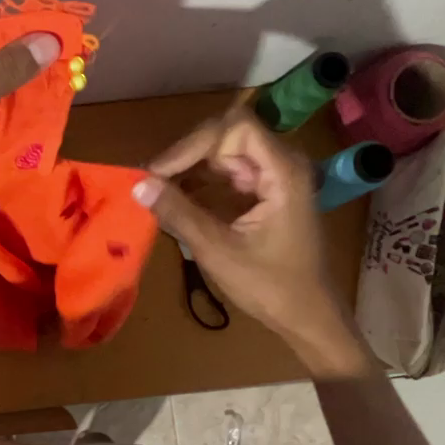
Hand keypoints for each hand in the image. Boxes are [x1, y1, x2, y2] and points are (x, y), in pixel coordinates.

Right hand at [133, 108, 374, 375]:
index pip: (234, 129)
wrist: (306, 315)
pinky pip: (228, 177)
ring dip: (189, 171)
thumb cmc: (269, 286)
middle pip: (226, 138)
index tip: (160, 172)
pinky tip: (175, 202)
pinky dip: (200, 186)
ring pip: (223, 156)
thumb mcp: (218, 250)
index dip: (193, 144)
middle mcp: (281, 165)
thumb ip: (179, 213)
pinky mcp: (265, 195)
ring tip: (156, 193)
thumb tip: (138, 185)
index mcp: (282, 172)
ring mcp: (274, 179)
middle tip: (150, 183)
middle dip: (186, 158)